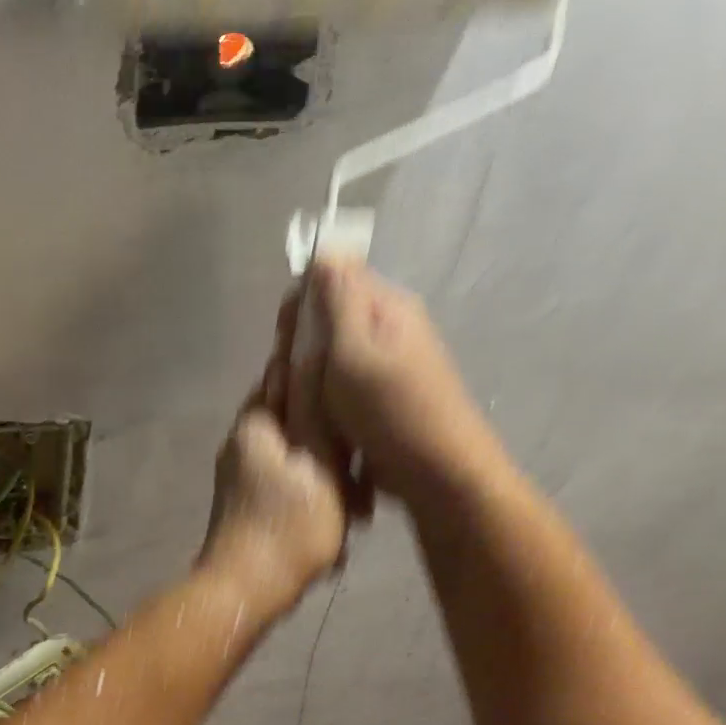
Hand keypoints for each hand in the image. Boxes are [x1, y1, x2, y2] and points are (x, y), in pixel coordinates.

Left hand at [199, 295, 367, 614]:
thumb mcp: (316, 463)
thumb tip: (310, 352)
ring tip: (359, 491)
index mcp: (257, 422)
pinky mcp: (248, 497)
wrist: (245, 588)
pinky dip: (317, 484)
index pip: (283, 370)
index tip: (333, 332)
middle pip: (292, 410)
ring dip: (328, 460)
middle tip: (363, 446)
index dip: (308, 350)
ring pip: (296, 446)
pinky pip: (290, 475)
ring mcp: (242, 469)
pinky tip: (343, 510)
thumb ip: (313, 408)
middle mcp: (243, 438)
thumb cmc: (288, 526)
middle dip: (329, 419)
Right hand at [297, 259, 510, 503]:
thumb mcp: (352, 350)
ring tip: (303, 406)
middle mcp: (391, 326)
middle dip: (300, 346)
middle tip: (290, 381)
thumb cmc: (391, 411)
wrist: (441, 476)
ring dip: (310, 376)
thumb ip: (337, 299)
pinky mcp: (387, 393)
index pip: (328, 279)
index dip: (298, 305)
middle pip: (327, 318)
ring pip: (330, 354)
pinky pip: (342, 381)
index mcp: (386, 306)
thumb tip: (327, 248)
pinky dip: (327, 396)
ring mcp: (391, 361)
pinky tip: (320, 420)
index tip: (284, 339)